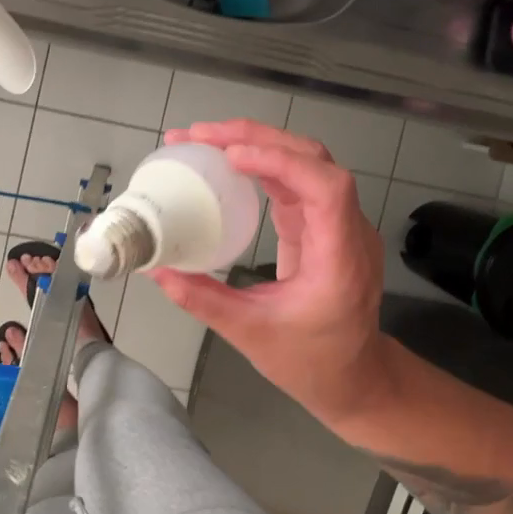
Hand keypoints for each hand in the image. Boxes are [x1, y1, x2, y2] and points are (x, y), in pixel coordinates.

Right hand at [149, 119, 395, 421]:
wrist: (355, 379)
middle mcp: (346, 230)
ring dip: (257, 142)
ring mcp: (336, 223)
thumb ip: (203, 301)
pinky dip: (261, 162)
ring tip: (205, 138)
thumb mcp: (252, 335)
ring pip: (305, 162)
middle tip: (199, 134)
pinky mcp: (320, 224)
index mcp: (339, 257)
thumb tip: (156, 271)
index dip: (281, 161)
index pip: (326, 188)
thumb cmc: (313, 363)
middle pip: (313, 160)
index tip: (232, 156)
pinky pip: (295, 179)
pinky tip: (226, 160)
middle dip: (257, 137)